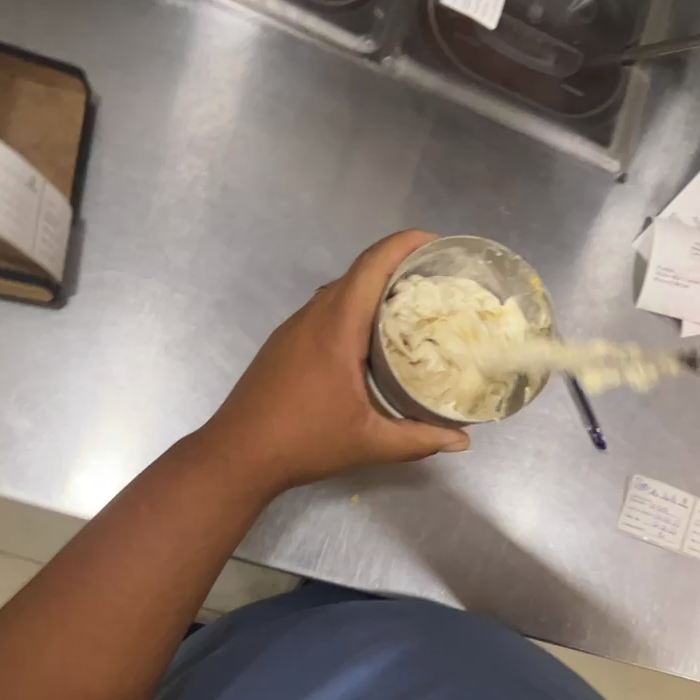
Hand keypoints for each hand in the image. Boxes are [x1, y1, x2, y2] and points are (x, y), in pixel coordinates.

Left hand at [199, 230, 469, 492]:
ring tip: (411, 310)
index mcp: (335, 327)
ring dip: (374, 292)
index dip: (406, 244)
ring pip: (339, 293)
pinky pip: (325, 313)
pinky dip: (354, 312)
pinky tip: (371, 342)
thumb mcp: (369, 443)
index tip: (438, 243)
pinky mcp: (284, 345)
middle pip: (358, 274)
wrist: (237, 456)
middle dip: (398, 268)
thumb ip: (419, 439)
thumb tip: (462, 442)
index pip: (372, 265)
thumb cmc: (303, 443)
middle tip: (436, 284)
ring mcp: (293, 329)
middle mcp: (312, 317)